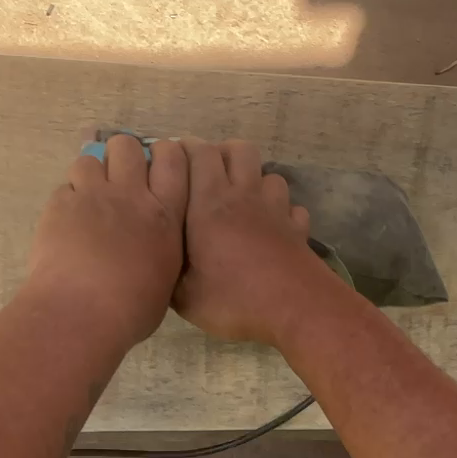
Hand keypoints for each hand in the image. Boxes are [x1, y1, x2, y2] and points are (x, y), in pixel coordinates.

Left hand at [25, 134, 189, 347]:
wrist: (80, 313)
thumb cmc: (131, 310)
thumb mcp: (165, 276)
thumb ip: (160, 247)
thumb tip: (151, 245)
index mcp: (164, 216)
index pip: (172, 159)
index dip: (163, 154)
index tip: (156, 167)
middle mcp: (130, 196)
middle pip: (127, 146)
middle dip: (121, 155)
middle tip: (117, 179)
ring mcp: (93, 197)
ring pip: (90, 159)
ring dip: (90, 174)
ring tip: (87, 200)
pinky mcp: (60, 205)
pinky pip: (64, 188)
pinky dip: (66, 201)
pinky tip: (65, 224)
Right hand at [173, 138, 330, 345]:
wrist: (296, 309)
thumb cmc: (233, 298)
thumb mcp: (184, 296)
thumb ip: (168, 270)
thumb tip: (159, 257)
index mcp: (210, 204)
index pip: (199, 153)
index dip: (185, 148)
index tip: (171, 158)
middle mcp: (244, 196)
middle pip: (239, 150)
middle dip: (221, 153)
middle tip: (204, 175)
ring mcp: (276, 210)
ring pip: (267, 175)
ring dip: (253, 180)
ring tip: (240, 202)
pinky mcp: (297, 228)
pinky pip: (290, 207)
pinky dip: (280, 211)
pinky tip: (271, 228)